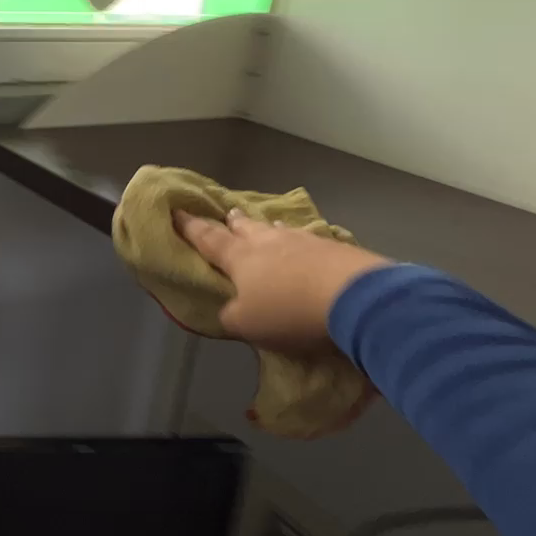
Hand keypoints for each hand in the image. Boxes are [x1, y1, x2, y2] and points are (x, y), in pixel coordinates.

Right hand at [174, 209, 392, 353]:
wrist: (357, 298)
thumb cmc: (289, 310)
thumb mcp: (246, 324)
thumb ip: (231, 315)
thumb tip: (231, 309)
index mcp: (239, 257)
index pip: (208, 239)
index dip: (190, 228)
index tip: (178, 211)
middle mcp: (267, 243)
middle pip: (245, 228)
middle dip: (233, 222)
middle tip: (228, 214)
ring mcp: (304, 242)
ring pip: (279, 231)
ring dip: (269, 229)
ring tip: (267, 226)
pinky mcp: (337, 250)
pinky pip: (309, 241)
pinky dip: (301, 242)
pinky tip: (306, 245)